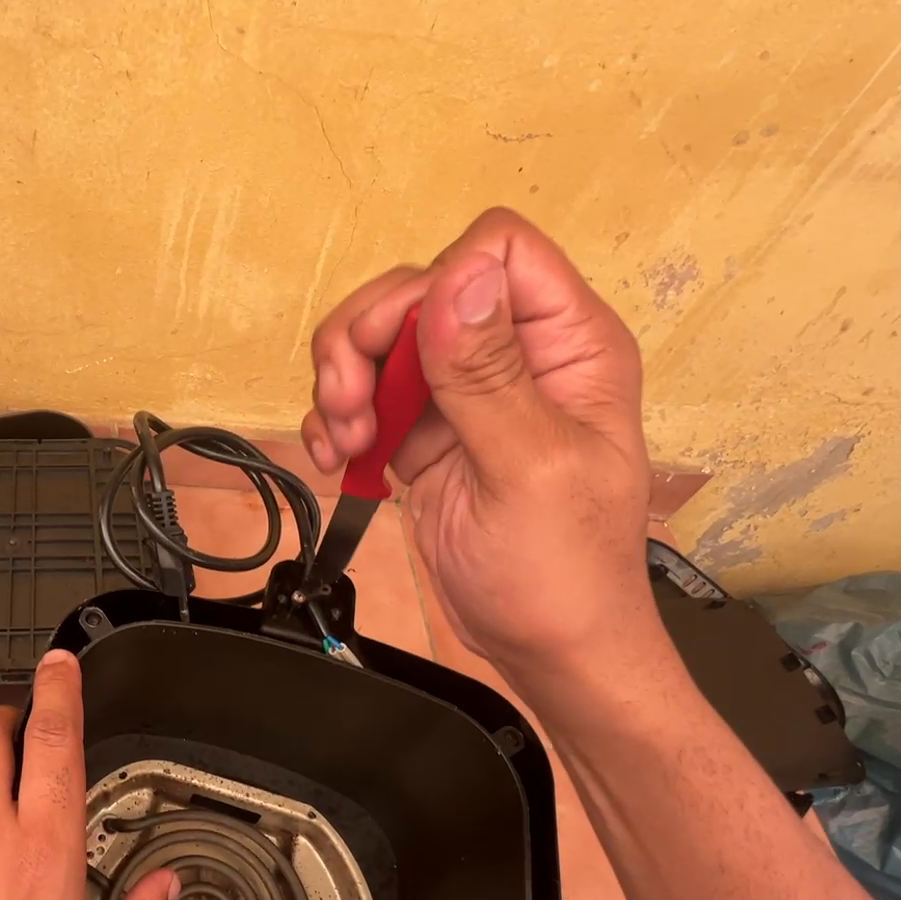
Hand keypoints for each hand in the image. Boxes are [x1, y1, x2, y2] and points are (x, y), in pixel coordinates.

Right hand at [302, 208, 656, 673]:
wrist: (542, 646)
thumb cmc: (560, 569)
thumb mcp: (528, 469)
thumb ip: (488, 374)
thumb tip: (457, 273)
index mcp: (565, 344)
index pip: (494, 253)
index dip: (433, 288)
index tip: (395, 353)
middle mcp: (511, 354)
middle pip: (416, 292)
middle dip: (364, 341)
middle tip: (345, 405)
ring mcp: (459, 394)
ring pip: (377, 343)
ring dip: (342, 386)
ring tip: (343, 445)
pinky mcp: (419, 433)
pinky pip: (362, 399)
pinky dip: (335, 422)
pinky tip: (337, 461)